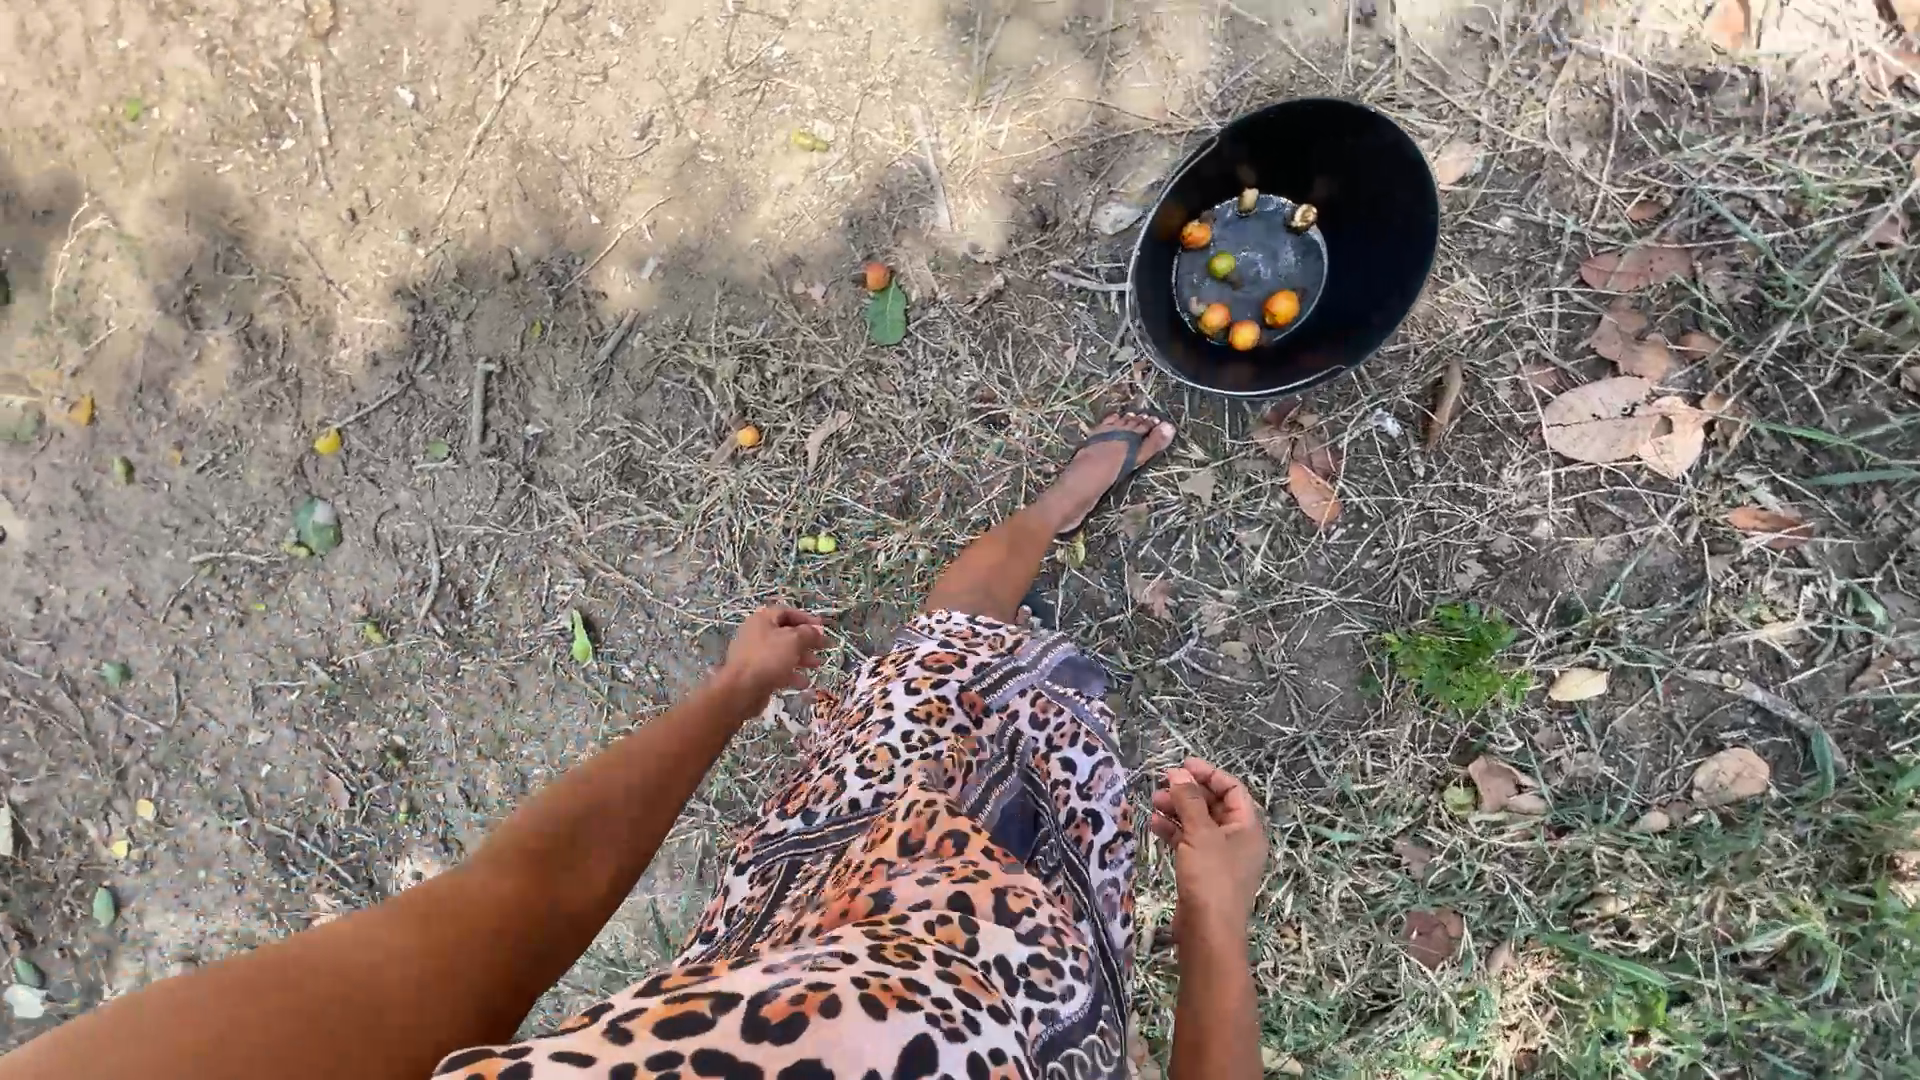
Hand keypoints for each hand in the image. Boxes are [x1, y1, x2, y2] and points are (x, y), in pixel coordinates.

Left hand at [714, 605, 827, 701]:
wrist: (741, 689)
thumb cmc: (768, 657)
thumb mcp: (793, 640)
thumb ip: (809, 633)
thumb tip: (817, 631)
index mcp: (762, 620)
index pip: (787, 613)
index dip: (807, 619)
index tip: (822, 628)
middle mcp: (757, 634)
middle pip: (786, 634)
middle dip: (807, 641)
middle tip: (824, 647)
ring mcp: (754, 655)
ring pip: (783, 653)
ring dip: (802, 658)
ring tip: (816, 665)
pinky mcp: (755, 673)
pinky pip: (776, 669)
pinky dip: (791, 674)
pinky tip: (804, 683)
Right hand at [1150, 757, 1267, 944]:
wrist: (1208, 932)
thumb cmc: (1211, 878)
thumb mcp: (1200, 833)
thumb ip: (1189, 799)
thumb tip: (1179, 773)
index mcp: (1248, 828)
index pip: (1232, 789)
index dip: (1209, 774)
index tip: (1182, 765)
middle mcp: (1238, 840)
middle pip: (1214, 804)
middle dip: (1188, 792)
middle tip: (1162, 784)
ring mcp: (1221, 856)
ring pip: (1199, 822)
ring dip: (1177, 809)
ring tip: (1153, 803)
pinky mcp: (1204, 871)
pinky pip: (1190, 841)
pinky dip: (1174, 830)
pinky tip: (1154, 825)